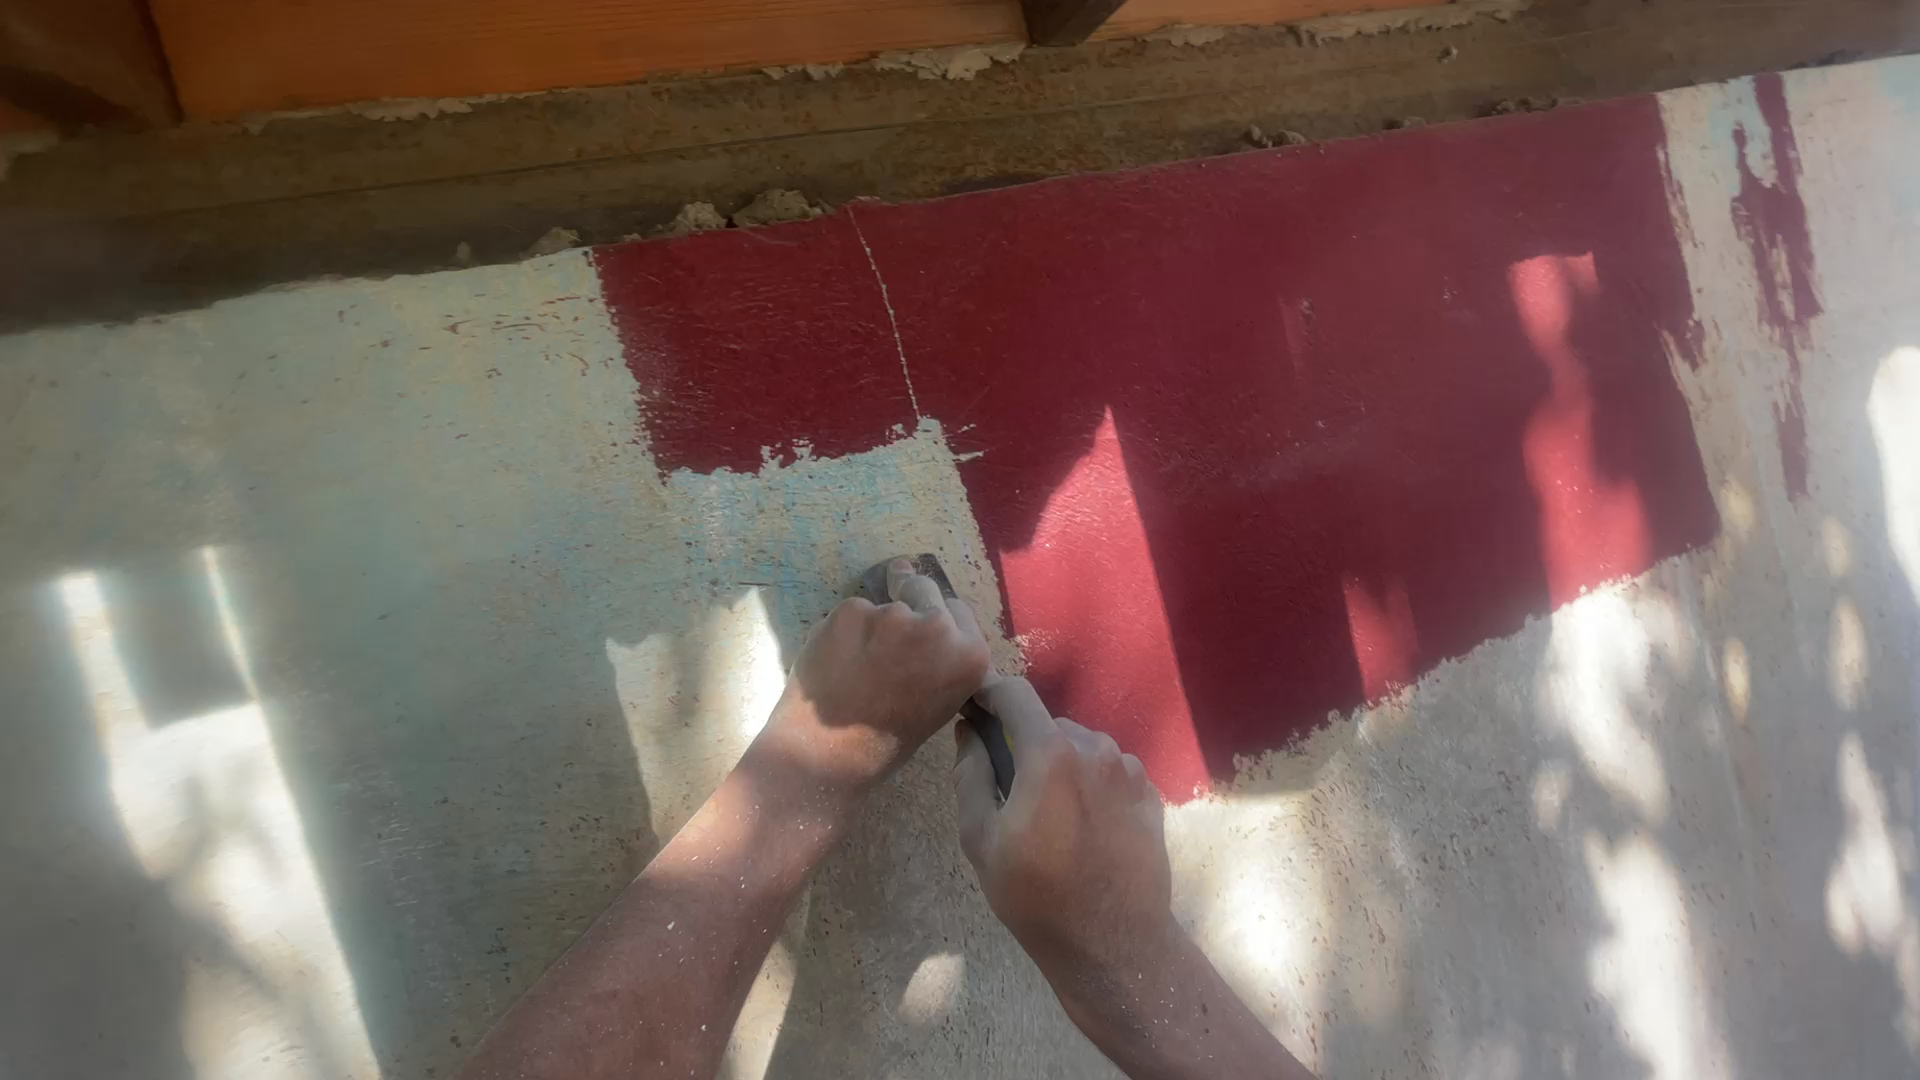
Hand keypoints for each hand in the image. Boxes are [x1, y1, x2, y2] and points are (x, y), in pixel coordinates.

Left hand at [765, 559, 992, 793]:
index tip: (924, 623)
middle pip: (924, 590)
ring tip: (856, 663)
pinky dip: (844, 630)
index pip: (958, 612)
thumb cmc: (886, 740)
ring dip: (873, 624)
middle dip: (910, 601)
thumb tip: (932, 628)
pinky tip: (835, 659)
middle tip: (888, 628)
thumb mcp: (940, 702)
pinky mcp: (852, 610)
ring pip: (883, 605)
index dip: (939, 618)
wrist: (828, 753)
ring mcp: (893, 615)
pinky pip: (852, 612)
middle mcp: (938, 627)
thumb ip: (944, 661)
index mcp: (970, 656)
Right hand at [953, 675, 1174, 991]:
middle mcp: (1095, 747)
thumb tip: (969, 731)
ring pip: (1079, 745)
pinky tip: (1085, 823)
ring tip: (1051, 813)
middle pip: (1047, 723)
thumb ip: (971, 774)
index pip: (1015, 693)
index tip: (974, 708)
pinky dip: (1089, 780)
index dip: (990, 693)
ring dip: (1059, 762)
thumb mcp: (981, 840)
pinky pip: (1108, 768)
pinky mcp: (1148, 790)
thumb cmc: (1037, 896)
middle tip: (1011, 786)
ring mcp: (1128, 767)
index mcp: (1051, 752)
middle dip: (1024, 741)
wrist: (1115, 946)